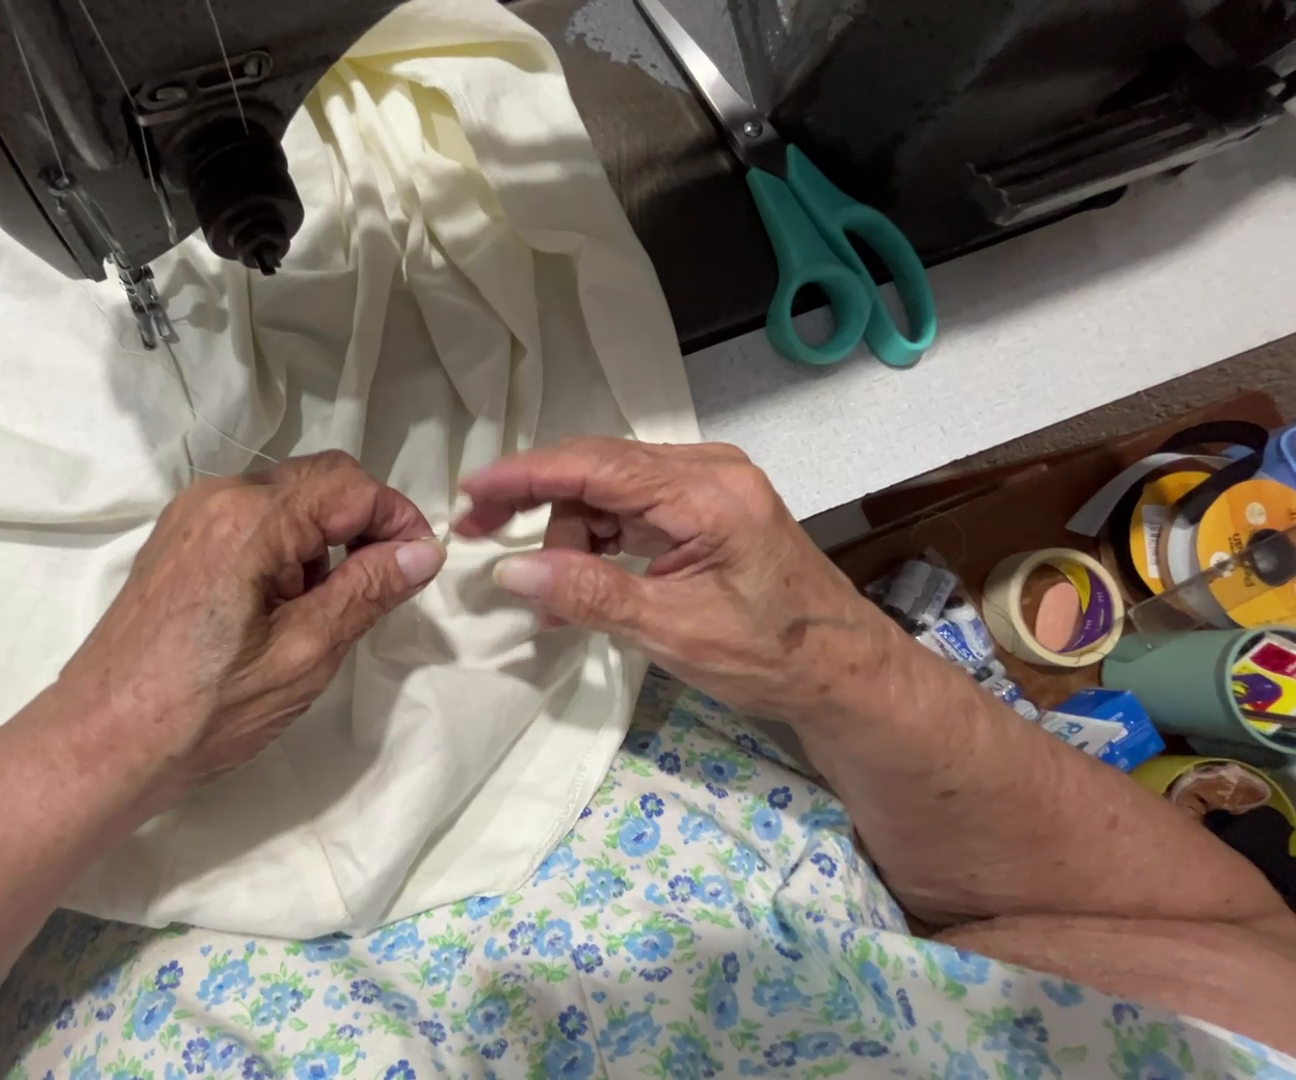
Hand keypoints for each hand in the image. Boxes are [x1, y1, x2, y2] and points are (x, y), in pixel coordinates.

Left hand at [57, 451, 444, 807]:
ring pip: (286, 500)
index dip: (398, 518)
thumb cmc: (206, 709)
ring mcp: (189, 516)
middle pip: (317, 481)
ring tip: (322, 610)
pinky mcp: (177, 540)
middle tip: (383, 586)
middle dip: (362, 526)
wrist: (101, 743)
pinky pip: (251, 521)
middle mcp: (215, 496)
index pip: (349, 485)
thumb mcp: (303, 654)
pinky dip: (285, 550)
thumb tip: (425, 551)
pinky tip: (280, 606)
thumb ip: (367, 591)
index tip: (423, 566)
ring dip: (322, 541)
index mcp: (248, 516)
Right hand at [453, 438, 896, 720]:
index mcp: (705, 492)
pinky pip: (624, 511)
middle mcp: (703, 471)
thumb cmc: (768, 655)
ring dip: (565, 538)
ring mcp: (702, 486)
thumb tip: (509, 570)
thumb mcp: (671, 630)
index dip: (524, 475)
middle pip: (592, 469)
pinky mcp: (698, 508)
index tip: (469, 490)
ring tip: (549, 597)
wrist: (843, 673)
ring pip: (601, 492)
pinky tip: (573, 586)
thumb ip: (587, 594)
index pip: (594, 467)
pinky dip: (591, 546)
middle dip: (532, 500)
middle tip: (477, 532)